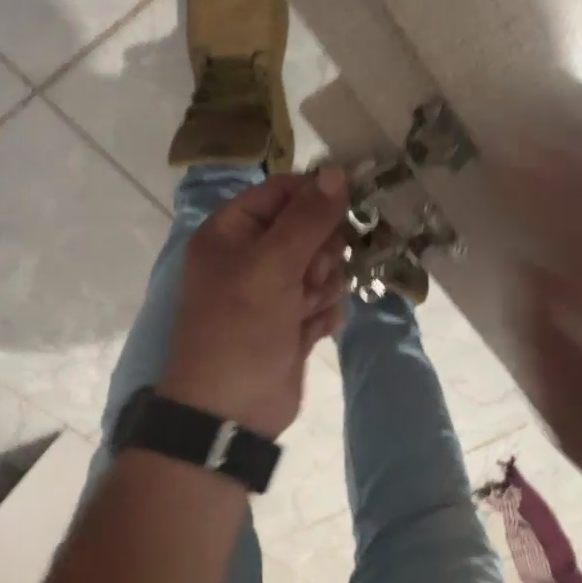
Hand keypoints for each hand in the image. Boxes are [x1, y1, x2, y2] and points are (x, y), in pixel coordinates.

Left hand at [160, 168, 350, 438]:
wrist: (230, 411)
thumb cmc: (240, 329)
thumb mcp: (272, 266)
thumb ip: (308, 219)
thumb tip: (338, 171)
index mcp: (230, 233)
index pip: (281, 193)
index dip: (315, 197)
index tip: (351, 205)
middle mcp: (251, 257)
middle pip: (308, 229)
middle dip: (322, 251)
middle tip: (314, 272)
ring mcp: (273, 292)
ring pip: (322, 266)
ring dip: (324, 285)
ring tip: (309, 307)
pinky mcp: (292, 323)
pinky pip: (324, 301)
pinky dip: (324, 312)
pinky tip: (315, 329)